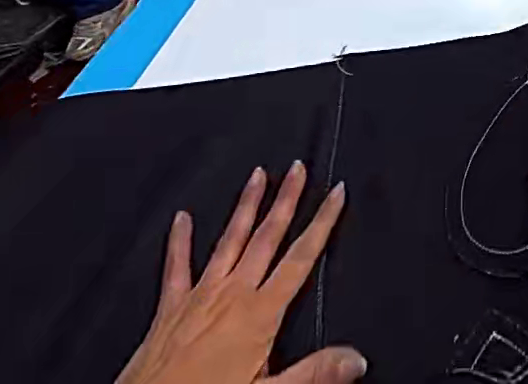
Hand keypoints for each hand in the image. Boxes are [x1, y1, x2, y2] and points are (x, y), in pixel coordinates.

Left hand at [117, 163, 364, 383]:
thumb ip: (314, 372)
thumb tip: (360, 359)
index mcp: (259, 312)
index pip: (301, 256)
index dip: (323, 221)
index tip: (337, 189)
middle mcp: (233, 294)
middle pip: (267, 237)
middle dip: (285, 199)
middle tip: (298, 165)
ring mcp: (198, 298)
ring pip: (229, 241)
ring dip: (245, 206)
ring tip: (258, 174)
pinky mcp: (167, 312)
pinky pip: (175, 270)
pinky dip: (179, 242)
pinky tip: (181, 218)